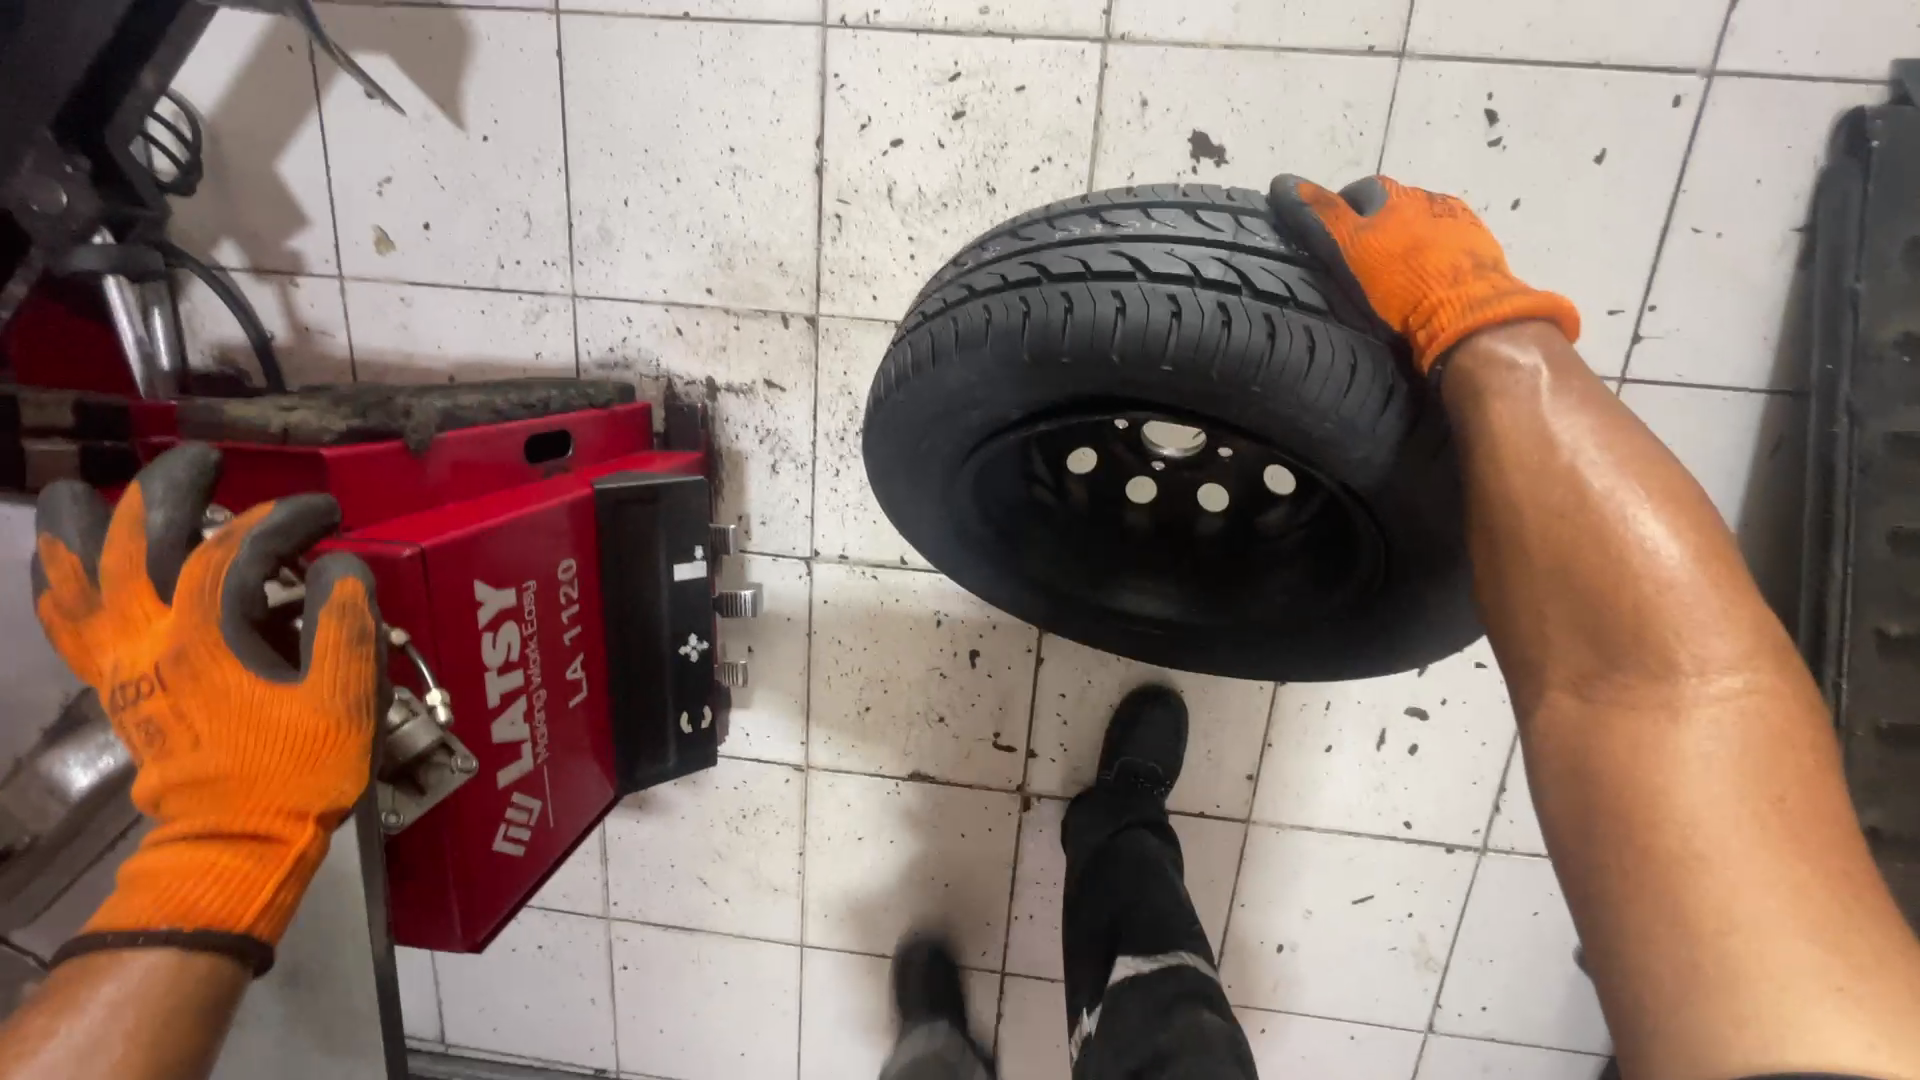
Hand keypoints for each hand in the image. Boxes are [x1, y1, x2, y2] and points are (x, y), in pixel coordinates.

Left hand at [31, 443, 380, 973]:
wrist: (236, 834)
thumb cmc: (301, 765)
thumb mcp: (345, 696)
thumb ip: (344, 623)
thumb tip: (339, 566)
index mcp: (207, 639)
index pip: (237, 551)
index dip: (282, 518)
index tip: (326, 511)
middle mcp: (145, 640)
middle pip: (138, 543)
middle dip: (171, 491)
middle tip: (204, 461)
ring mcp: (117, 662)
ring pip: (76, 576)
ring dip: (87, 527)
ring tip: (97, 490)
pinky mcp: (110, 684)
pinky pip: (64, 621)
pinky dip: (58, 581)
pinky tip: (65, 562)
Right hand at [1268, 174, 1579, 373]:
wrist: (1467, 312)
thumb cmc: (1399, 283)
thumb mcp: (1347, 250)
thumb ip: (1320, 215)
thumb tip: (1283, 181)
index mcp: (1390, 198)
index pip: (1356, 193)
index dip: (1339, 208)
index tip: (1329, 233)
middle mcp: (1425, 198)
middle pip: (1393, 202)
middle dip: (1375, 219)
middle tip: (1359, 254)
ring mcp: (1457, 220)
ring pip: (1422, 219)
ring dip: (1406, 234)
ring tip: (1393, 267)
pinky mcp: (1481, 245)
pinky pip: (1450, 239)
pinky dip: (1434, 250)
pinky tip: (1426, 274)